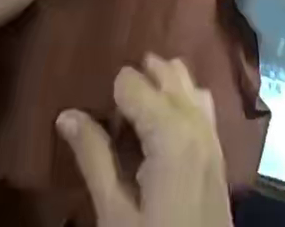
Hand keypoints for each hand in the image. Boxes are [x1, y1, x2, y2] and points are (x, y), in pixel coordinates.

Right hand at [57, 56, 232, 226]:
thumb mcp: (114, 212)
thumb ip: (93, 157)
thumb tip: (66, 115)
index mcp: (170, 131)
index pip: (132, 81)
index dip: (110, 94)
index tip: (97, 113)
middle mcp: (195, 121)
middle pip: (166, 71)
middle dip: (138, 78)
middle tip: (111, 109)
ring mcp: (212, 135)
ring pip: (188, 82)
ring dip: (162, 83)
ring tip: (134, 107)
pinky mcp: (219, 152)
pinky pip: (202, 103)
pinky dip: (182, 97)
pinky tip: (163, 119)